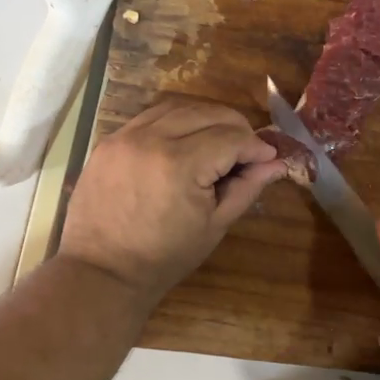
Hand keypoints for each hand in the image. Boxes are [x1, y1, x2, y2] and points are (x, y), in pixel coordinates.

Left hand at [60, 99, 287, 302]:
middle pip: (206, 113)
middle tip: (248, 147)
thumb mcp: (215, 225)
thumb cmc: (165, 257)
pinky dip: (174, 121)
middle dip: (235, 126)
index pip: (230, 138)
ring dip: (205, 117)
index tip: (269, 157)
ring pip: (177, 107)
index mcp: (181, 165)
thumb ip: (246, 188)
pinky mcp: (109, 141)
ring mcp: (125, 137)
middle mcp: (151, 140)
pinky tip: (185, 139)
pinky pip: (149, 117)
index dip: (255, 146)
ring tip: (219, 139)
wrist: (102, 271)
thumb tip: (276, 163)